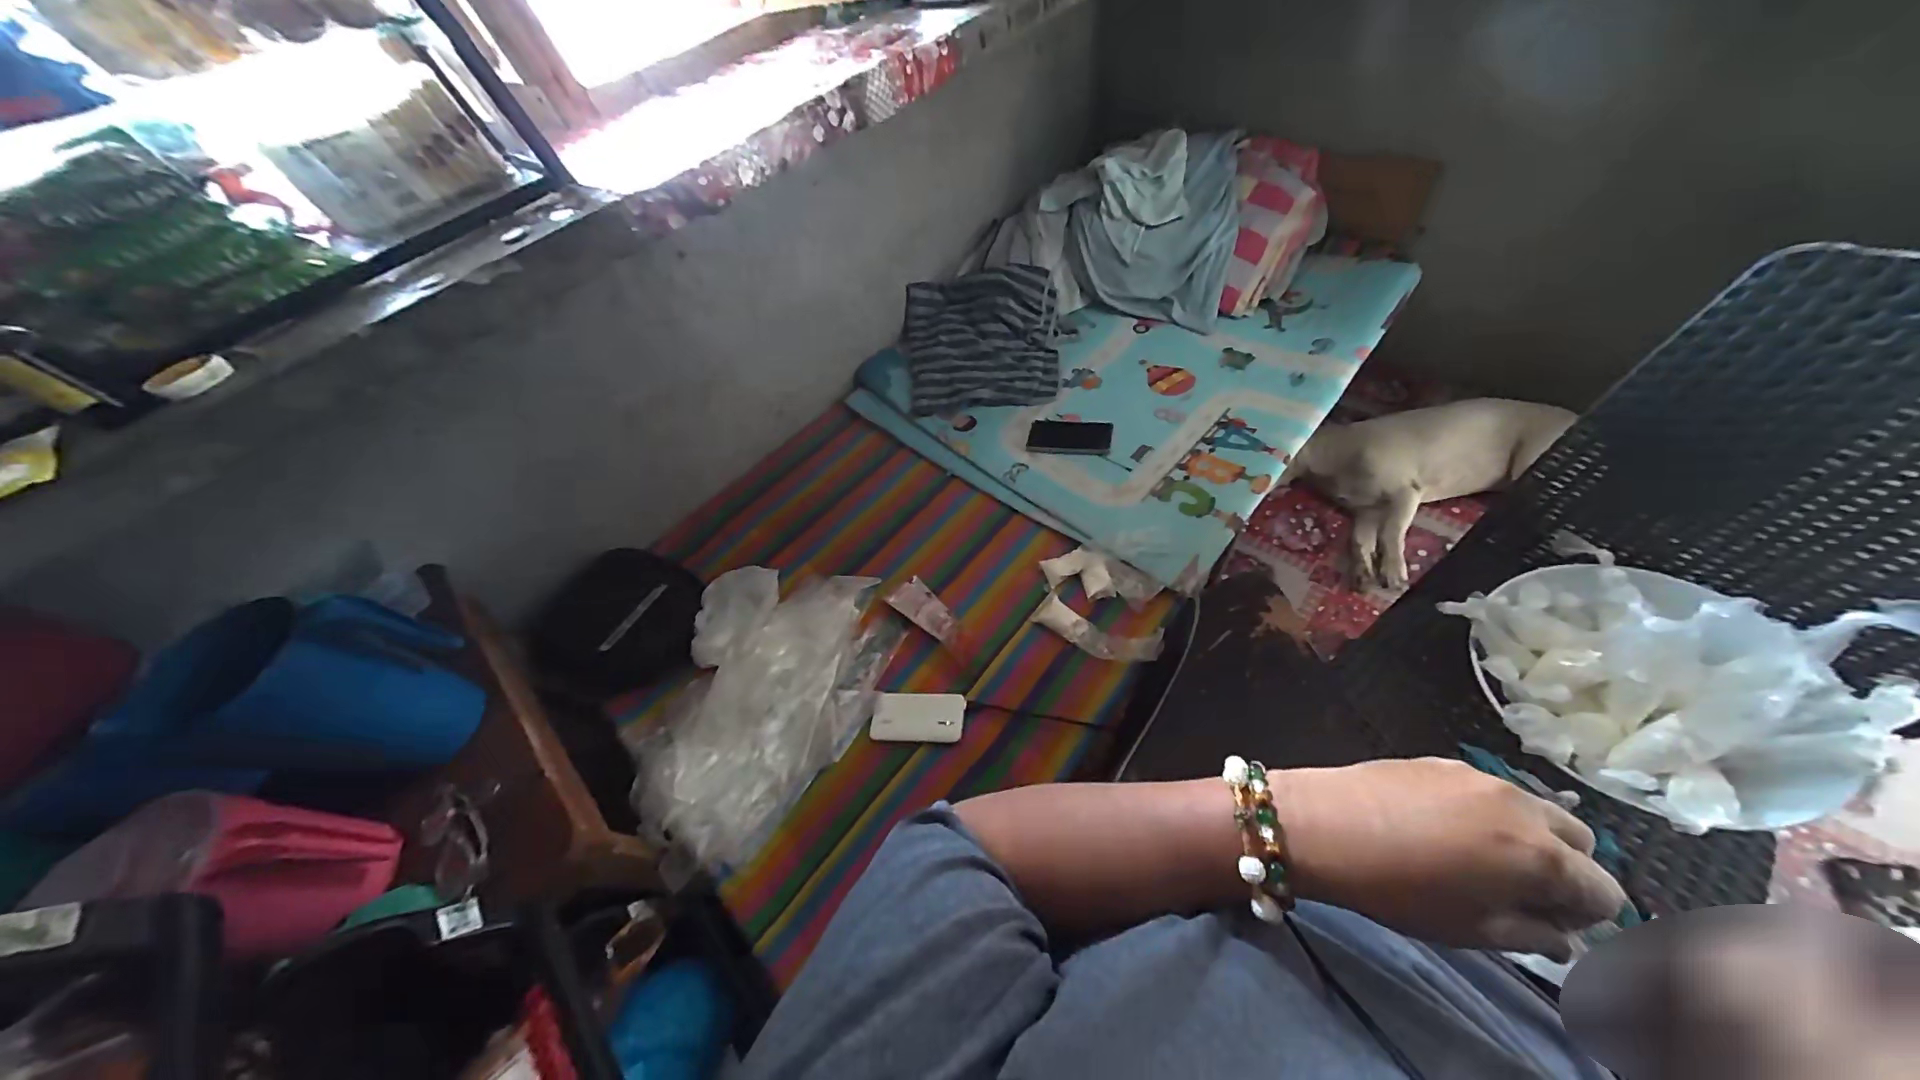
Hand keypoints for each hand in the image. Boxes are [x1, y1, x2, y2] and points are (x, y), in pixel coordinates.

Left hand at [1272, 757, 1627, 960]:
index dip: (1585, 915)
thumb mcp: (1473, 930)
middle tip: (1517, 889)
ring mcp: (1478, 775)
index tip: (1547, 923)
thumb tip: (1563, 935)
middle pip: (1577, 840)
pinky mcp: (1439, 759)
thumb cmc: (1397, 886)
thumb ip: (1533, 935)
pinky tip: (1443, 825)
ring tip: (1478, 855)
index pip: (1605, 891)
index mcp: (1542, 855)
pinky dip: (1487, 810)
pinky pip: (1486, 789)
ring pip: (1532, 808)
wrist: (1322, 823)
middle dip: (1565, 868)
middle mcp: (1521, 805)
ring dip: (1527, 835)